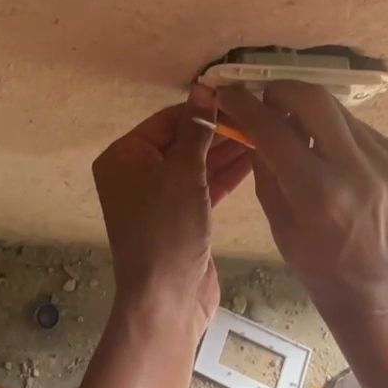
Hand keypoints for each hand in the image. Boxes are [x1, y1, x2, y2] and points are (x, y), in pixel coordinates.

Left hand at [92, 85, 253, 327]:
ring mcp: (158, 197)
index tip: (238, 96)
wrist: (167, 299)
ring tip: (263, 131)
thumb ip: (196, 130)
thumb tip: (204, 87)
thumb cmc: (168, 231)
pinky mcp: (179, 217)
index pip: (166, 120)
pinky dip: (224, 175)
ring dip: (225, 151)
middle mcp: (135, 173)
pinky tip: (254, 158)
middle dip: (217, 129)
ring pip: (194, 164)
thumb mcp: (183, 173)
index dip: (202, 108)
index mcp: (123, 157)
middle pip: (181, 141)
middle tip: (257, 114)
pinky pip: (202, 186)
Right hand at [216, 81, 387, 306]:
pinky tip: (331, 154)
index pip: (273, 129)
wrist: (373, 285)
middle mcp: (358, 171)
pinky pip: (358, 128)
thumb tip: (248, 117)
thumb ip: (263, 161)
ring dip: (309, 112)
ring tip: (298, 131)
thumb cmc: (313, 258)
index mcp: (319, 194)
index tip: (229, 93)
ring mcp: (387, 162)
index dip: (245, 105)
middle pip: (314, 99)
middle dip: (281, 90)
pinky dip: (336, 132)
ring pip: (337, 110)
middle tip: (266, 100)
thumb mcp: (275, 215)